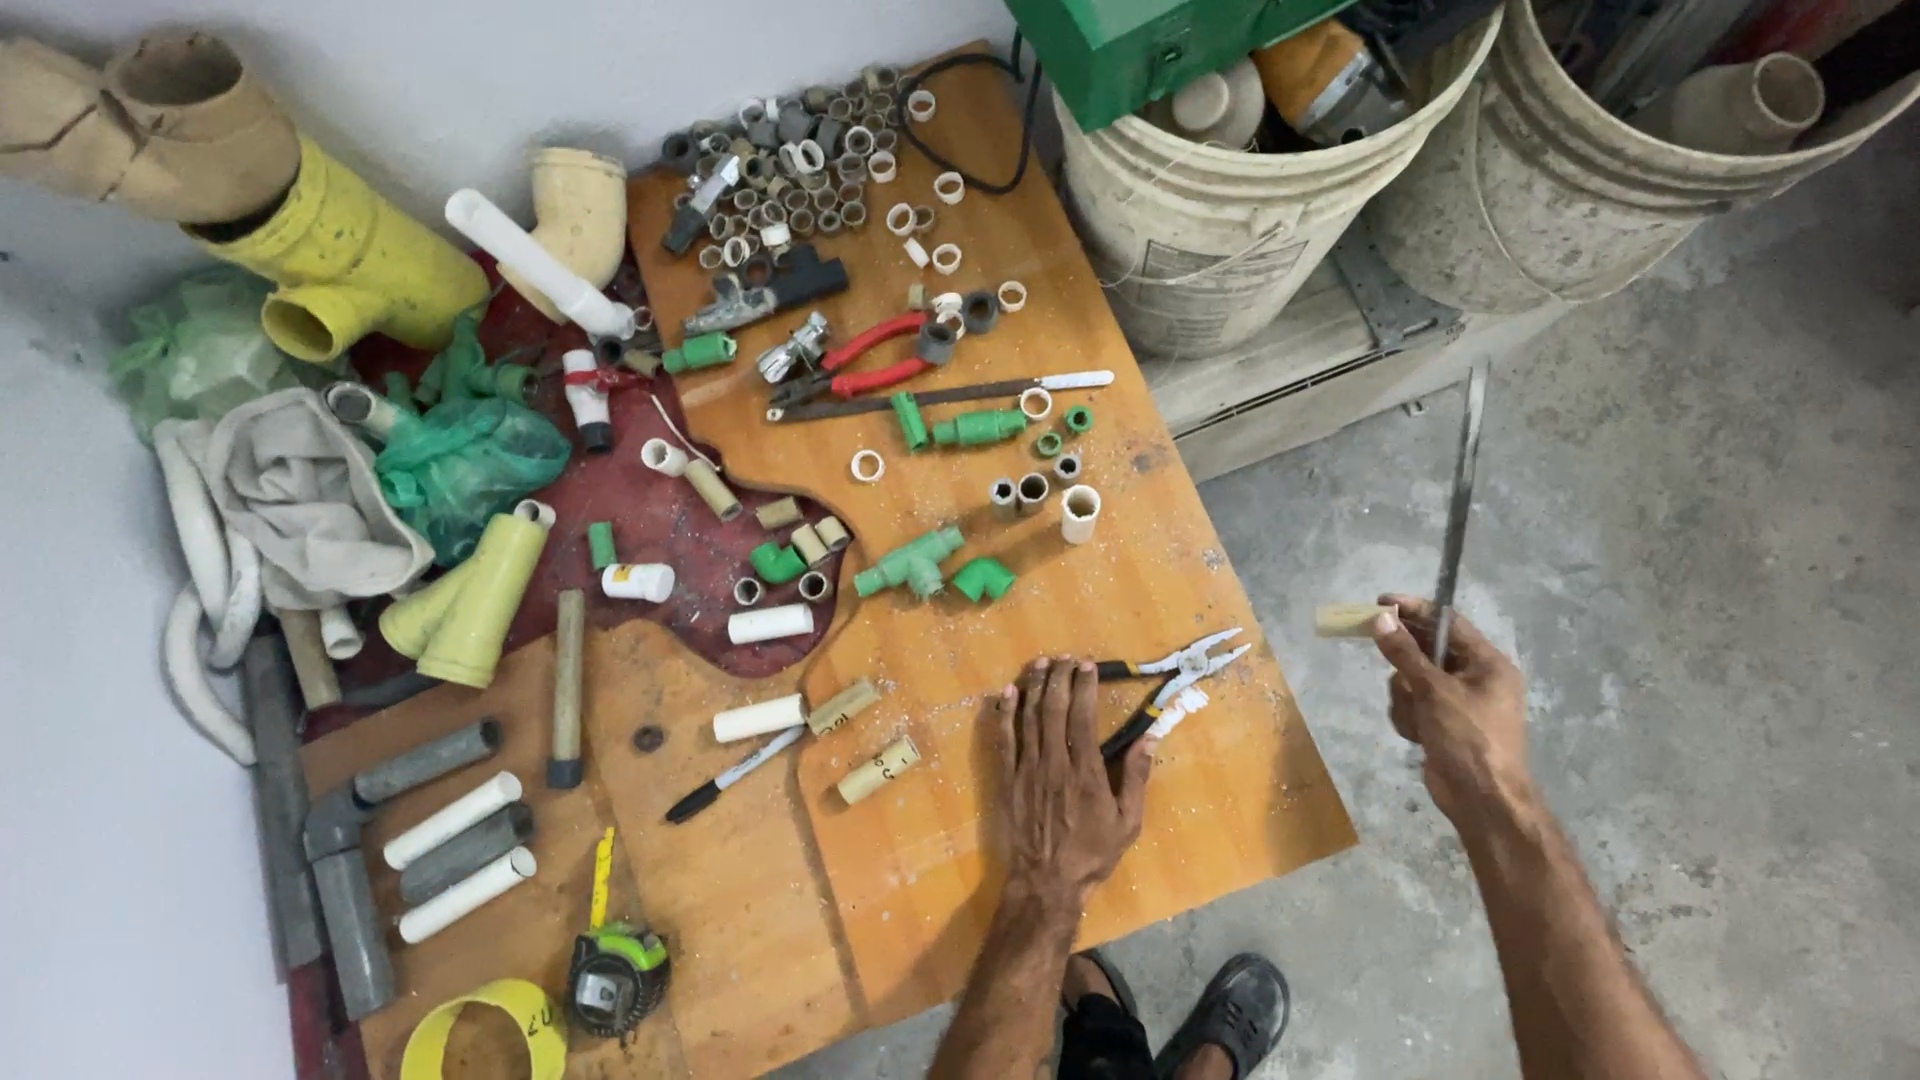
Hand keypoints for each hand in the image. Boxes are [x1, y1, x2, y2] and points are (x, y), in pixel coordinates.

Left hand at [989, 657, 1155, 907]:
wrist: (1047, 880)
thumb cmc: (1092, 852)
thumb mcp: (1128, 822)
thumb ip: (1137, 778)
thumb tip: (1151, 739)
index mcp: (1086, 772)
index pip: (1084, 718)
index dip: (1085, 688)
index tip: (1087, 666)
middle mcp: (1054, 763)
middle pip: (1054, 710)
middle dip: (1060, 679)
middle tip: (1064, 658)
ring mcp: (1027, 770)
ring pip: (1028, 718)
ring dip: (1034, 687)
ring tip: (1040, 663)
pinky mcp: (1007, 779)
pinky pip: (1004, 739)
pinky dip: (1004, 713)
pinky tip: (1007, 692)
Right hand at [1371, 595, 1531, 824]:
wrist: (1483, 799)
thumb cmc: (1469, 737)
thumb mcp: (1434, 690)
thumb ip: (1404, 653)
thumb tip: (1380, 618)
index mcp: (1487, 664)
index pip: (1447, 623)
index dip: (1414, 609)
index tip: (1381, 602)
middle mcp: (1475, 678)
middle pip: (1427, 650)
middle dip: (1404, 658)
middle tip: (1372, 642)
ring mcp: (1457, 703)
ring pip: (1412, 680)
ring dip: (1405, 696)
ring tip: (1415, 716)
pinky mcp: (1441, 724)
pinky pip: (1412, 705)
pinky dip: (1409, 716)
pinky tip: (1418, 735)